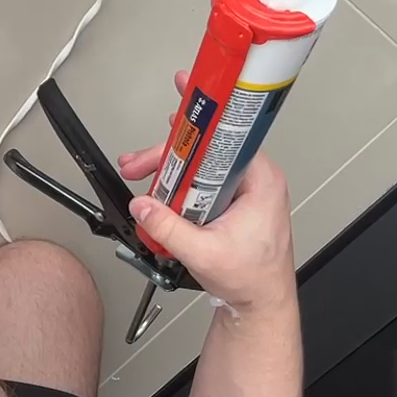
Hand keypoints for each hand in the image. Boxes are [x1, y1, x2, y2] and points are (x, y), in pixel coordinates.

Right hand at [115, 71, 296, 311]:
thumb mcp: (204, 254)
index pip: (229, 136)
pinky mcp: (229, 200)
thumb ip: (168, 228)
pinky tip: (157, 185)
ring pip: (198, 163)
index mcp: (259, 182)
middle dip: (166, 153)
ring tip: (139, 174)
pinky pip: (199, 178)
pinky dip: (176, 179)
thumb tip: (142, 205)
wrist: (259, 303)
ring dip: (167, 167)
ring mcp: (241, 189)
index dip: (206, 114)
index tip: (192, 92)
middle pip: (204, 148)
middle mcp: (253, 179)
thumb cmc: (251, 279)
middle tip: (137, 162)